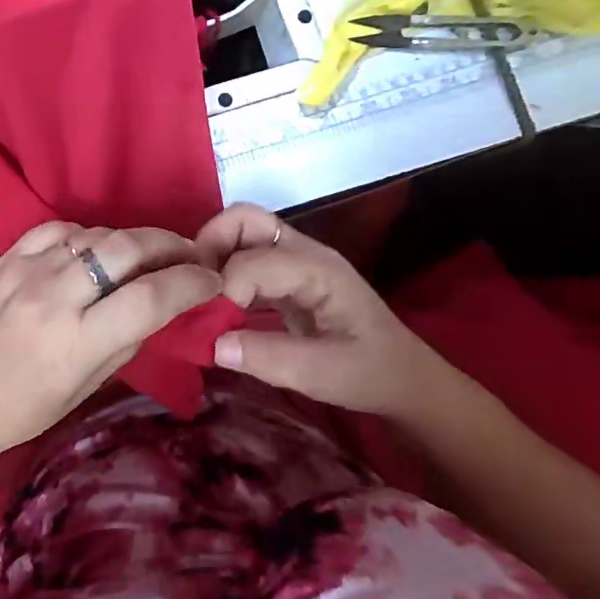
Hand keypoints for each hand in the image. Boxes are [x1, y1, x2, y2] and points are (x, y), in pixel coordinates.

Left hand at [0, 221, 219, 470]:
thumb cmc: (22, 411)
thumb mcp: (85, 390)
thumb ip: (127, 343)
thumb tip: (162, 307)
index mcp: (76, 343)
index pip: (151, 298)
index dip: (192, 283)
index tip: (212, 281)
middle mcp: (53, 299)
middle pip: (128, 249)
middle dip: (171, 246)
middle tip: (189, 256)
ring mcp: (26, 273)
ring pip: (97, 235)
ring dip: (133, 241)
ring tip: (147, 256)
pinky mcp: (5, 260)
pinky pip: (58, 230)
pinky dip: (87, 237)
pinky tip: (95, 251)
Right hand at [197, 203, 446, 416]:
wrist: (405, 379)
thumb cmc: (370, 374)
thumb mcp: (323, 375)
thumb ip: (267, 358)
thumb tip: (212, 343)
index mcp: (318, 270)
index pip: (252, 262)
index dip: (224, 291)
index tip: (211, 327)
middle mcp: (304, 253)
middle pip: (245, 219)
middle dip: (211, 245)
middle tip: (194, 289)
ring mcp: (296, 262)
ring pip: (243, 232)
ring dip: (214, 256)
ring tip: (199, 297)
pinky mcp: (288, 277)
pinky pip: (247, 257)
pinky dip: (223, 271)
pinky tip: (215, 305)